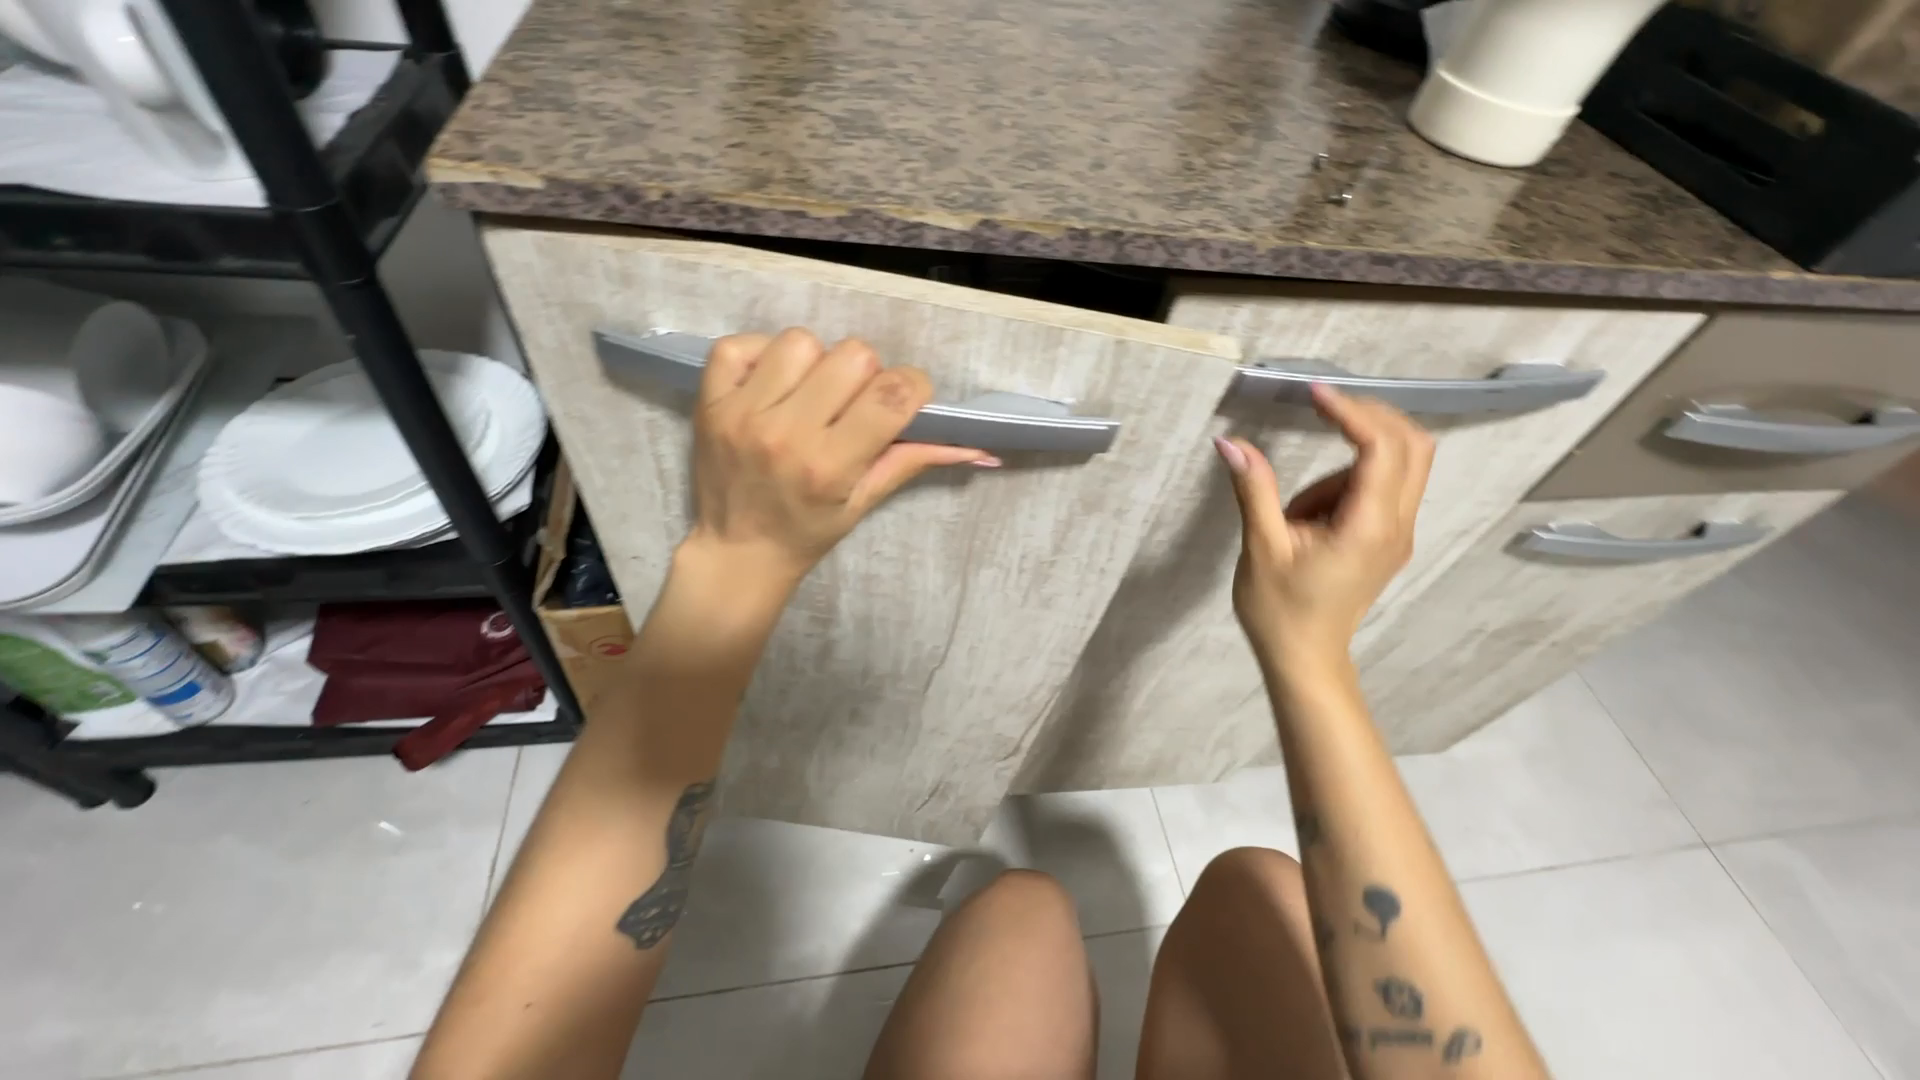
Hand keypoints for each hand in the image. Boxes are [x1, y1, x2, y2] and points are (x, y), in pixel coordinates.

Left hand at [679, 328, 997, 596]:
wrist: (736, 551)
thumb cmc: (807, 532)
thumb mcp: (864, 502)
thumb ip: (913, 461)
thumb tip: (976, 444)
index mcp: (830, 465)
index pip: (892, 394)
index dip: (913, 386)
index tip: (907, 399)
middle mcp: (786, 433)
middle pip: (853, 355)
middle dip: (866, 375)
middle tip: (852, 404)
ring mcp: (743, 414)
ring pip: (801, 341)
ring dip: (816, 362)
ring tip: (809, 394)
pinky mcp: (710, 401)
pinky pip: (740, 344)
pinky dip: (761, 355)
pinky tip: (772, 384)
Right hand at [1215, 384, 1433, 670]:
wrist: (1304, 657)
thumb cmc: (1280, 609)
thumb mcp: (1261, 547)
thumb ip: (1254, 490)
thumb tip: (1230, 443)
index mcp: (1368, 527)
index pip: (1380, 448)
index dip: (1351, 412)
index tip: (1315, 394)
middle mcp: (1396, 525)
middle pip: (1413, 446)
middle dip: (1370, 418)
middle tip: (1324, 409)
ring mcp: (1398, 533)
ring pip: (1399, 466)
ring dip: (1351, 461)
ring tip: (1297, 511)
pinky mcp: (1388, 540)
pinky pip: (1383, 489)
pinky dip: (1350, 482)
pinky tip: (1308, 519)